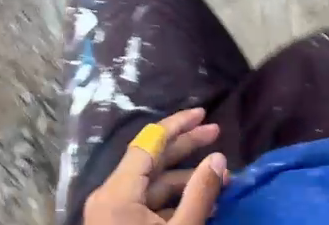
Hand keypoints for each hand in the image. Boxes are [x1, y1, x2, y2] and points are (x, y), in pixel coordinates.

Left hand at [84, 108, 229, 224]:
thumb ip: (200, 193)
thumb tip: (219, 158)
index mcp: (118, 191)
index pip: (150, 141)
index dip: (179, 124)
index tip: (205, 114)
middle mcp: (109, 196)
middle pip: (151, 159)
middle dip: (186, 147)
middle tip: (218, 134)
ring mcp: (111, 215)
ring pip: (150, 183)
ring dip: (184, 177)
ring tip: (218, 179)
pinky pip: (145, 204)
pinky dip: (172, 199)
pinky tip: (198, 201)